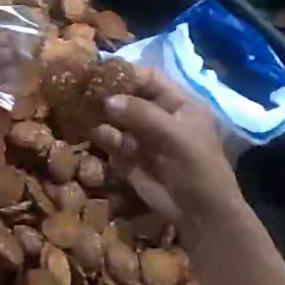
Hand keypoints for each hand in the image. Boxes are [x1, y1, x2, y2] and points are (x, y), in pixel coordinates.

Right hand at [90, 65, 243, 225]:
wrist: (200, 214)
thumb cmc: (198, 168)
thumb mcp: (176, 136)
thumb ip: (142, 114)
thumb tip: (107, 100)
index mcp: (179, 105)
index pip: (150, 79)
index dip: (128, 73)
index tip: (101, 70)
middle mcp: (159, 116)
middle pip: (129, 96)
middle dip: (109, 92)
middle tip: (84, 87)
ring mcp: (143, 137)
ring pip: (117, 118)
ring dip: (102, 113)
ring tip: (83, 109)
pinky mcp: (130, 158)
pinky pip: (112, 140)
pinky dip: (102, 135)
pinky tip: (96, 134)